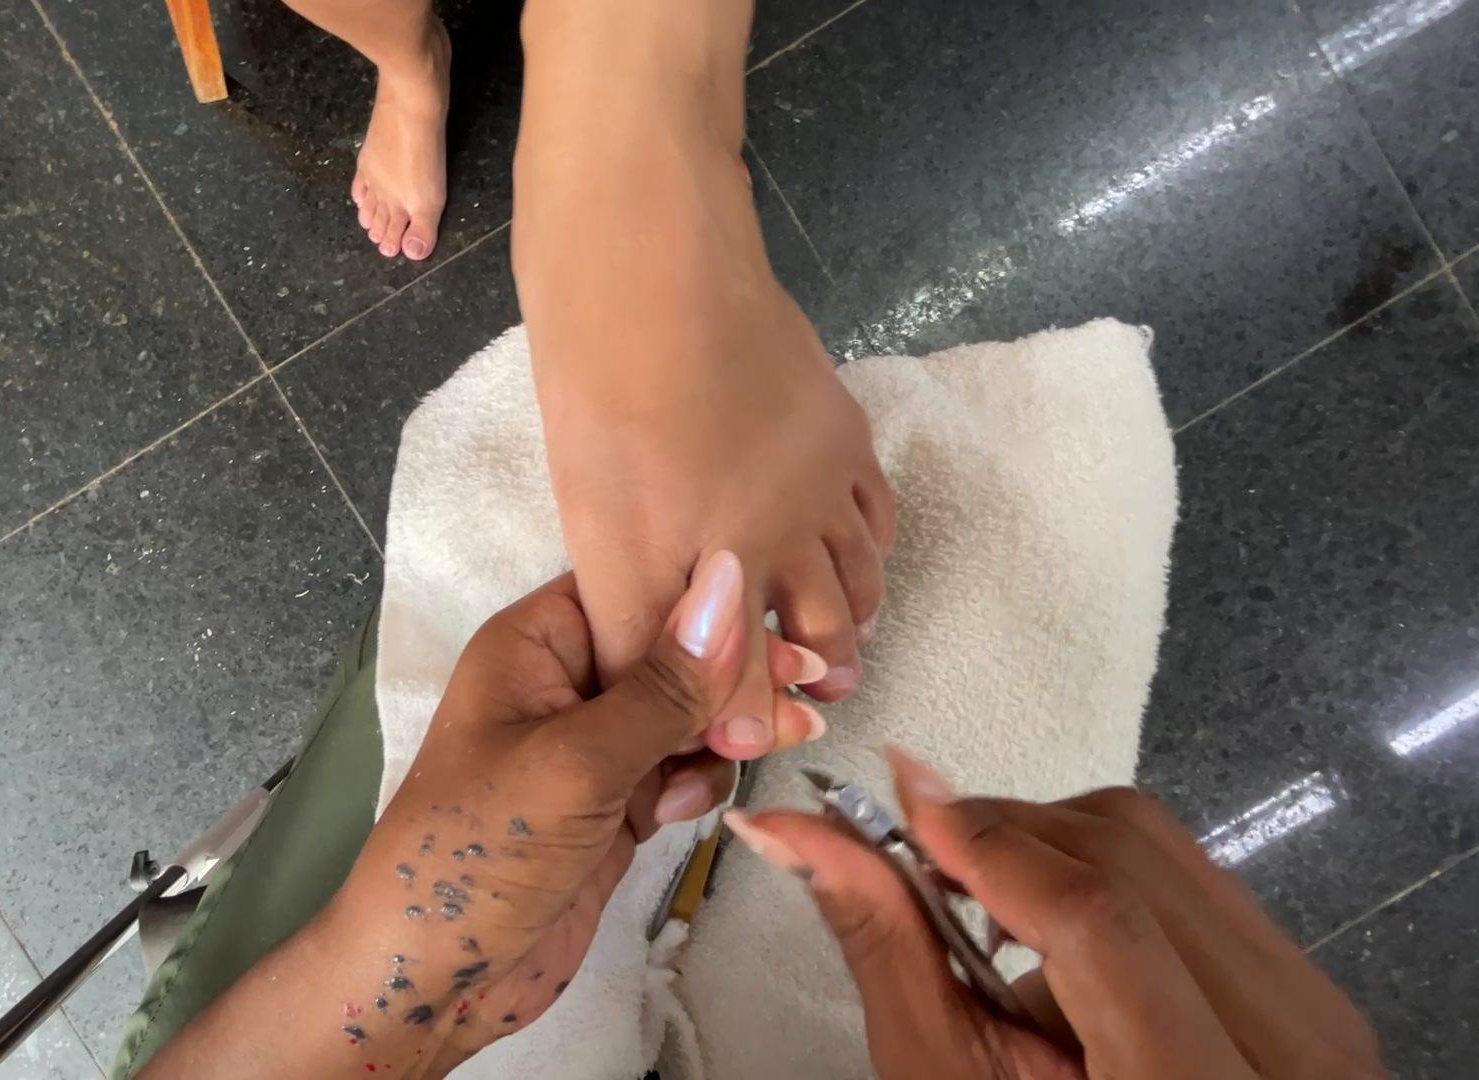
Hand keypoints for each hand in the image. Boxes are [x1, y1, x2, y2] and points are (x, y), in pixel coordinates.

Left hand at [323, 553, 813, 1075]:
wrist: (440, 981)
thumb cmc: (481, 849)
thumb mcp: (577, 760)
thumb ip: (663, 684)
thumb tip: (726, 578)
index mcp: (536, 643)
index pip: (630, 588)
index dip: (704, 601)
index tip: (778, 619)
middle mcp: (565, 681)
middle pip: (667, 652)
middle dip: (729, 673)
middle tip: (807, 687)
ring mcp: (593, 743)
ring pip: (682, 711)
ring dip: (723, 728)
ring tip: (775, 742)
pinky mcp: (615, 798)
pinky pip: (678, 765)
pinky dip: (697, 777)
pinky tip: (685, 806)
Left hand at [535, 278, 895, 762]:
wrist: (648, 262)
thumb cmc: (603, 407)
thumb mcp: (601, 534)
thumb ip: (647, 630)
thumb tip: (690, 714)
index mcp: (734, 563)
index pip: (758, 666)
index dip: (759, 713)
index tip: (757, 741)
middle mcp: (800, 526)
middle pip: (830, 622)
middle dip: (821, 669)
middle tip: (817, 694)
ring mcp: (828, 468)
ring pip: (862, 569)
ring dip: (853, 616)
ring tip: (841, 644)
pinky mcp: (838, 419)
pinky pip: (878, 507)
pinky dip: (874, 548)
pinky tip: (861, 553)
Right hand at [730, 749, 1386, 1079]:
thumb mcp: (937, 1070)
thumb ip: (876, 938)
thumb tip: (781, 822)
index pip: (1100, 921)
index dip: (987, 846)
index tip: (898, 803)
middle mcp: (1296, 1048)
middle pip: (1122, 852)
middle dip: (996, 834)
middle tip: (923, 865)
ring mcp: (1314, 1008)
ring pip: (1146, 839)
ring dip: (1033, 842)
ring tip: (984, 907)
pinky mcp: (1297, 977)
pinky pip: (1173, 862)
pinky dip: (1080, 859)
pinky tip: (1044, 925)